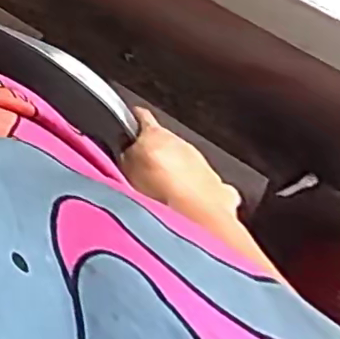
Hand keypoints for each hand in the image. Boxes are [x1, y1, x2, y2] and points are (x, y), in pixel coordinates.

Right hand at [120, 107, 240, 223]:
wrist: (197, 221)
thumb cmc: (157, 191)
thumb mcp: (121, 167)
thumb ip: (120, 155)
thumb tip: (115, 153)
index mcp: (157, 134)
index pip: (142, 116)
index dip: (132, 118)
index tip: (127, 120)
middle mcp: (184, 146)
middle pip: (167, 143)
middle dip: (156, 154)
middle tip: (140, 170)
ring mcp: (207, 169)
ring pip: (189, 165)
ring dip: (178, 175)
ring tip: (162, 193)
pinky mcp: (224, 193)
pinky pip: (211, 189)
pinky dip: (202, 195)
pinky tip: (192, 207)